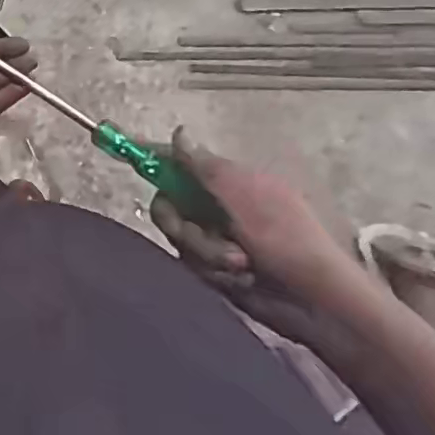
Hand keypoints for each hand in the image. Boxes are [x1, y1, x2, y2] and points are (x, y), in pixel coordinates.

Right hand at [149, 128, 365, 310]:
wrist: (319, 302)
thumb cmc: (286, 237)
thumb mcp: (243, 192)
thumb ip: (203, 164)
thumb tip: (178, 132)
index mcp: (226, 180)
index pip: (177, 162)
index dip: (150, 158)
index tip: (115, 149)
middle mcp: (216, 204)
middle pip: (168, 204)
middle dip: (186, 227)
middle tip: (209, 238)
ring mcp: (216, 236)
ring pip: (178, 237)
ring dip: (206, 252)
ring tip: (240, 264)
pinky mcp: (217, 267)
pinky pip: (191, 263)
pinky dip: (215, 271)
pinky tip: (241, 277)